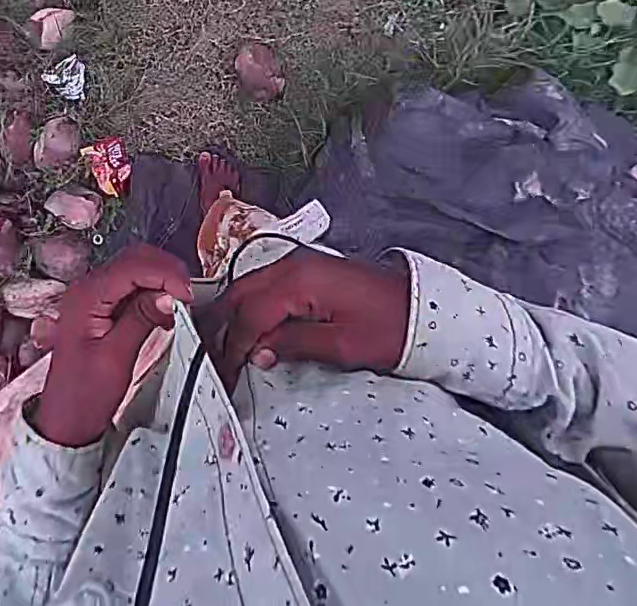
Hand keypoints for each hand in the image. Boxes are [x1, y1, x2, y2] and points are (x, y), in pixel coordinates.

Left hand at [31, 242, 192, 447]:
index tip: (188, 293)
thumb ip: (141, 319)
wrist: (66, 418)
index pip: (131, 267)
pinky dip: (153, 292)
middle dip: (165, 271)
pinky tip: (166, 311)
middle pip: (133, 260)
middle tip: (189, 295)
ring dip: (161, 279)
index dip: (164, 274)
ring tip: (182, 303)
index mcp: (86, 296)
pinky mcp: (102, 307)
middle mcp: (88, 288)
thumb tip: (168, 294)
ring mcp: (94, 296)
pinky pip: (132, 287)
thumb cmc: (84, 393)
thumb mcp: (116, 357)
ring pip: (134, 269)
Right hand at [200, 251, 410, 390]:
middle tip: (211, 358)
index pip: (250, 314)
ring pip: (246, 288)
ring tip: (223, 346)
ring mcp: (294, 264)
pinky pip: (261, 286)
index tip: (225, 372)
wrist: (424, 305)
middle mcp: (288, 265)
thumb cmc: (390, 327)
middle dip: (223, 327)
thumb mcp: (344, 344)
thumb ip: (294, 344)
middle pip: (238, 294)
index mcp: (297, 280)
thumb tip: (256, 352)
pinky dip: (247, 307)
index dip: (235, 345)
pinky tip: (245, 327)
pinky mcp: (302, 270)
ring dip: (232, 316)